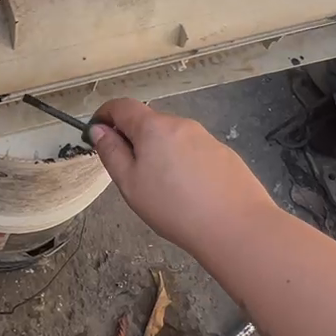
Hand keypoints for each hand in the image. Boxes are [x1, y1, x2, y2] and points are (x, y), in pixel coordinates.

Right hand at [88, 98, 277, 248]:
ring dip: (160, 153)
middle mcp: (181, 124)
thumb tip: (98, 129)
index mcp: (153, 127)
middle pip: (149, 122)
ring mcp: (207, 138)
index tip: (96, 134)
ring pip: (172, 138)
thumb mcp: (130, 184)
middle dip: (134, 139)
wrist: (239, 229)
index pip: (121, 106)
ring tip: (163, 189)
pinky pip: (194, 152)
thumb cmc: (174, 207)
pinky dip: (184, 164)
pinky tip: (190, 193)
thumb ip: (111, 152)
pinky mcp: (226, 155)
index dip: (104, 115)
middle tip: (130, 173)